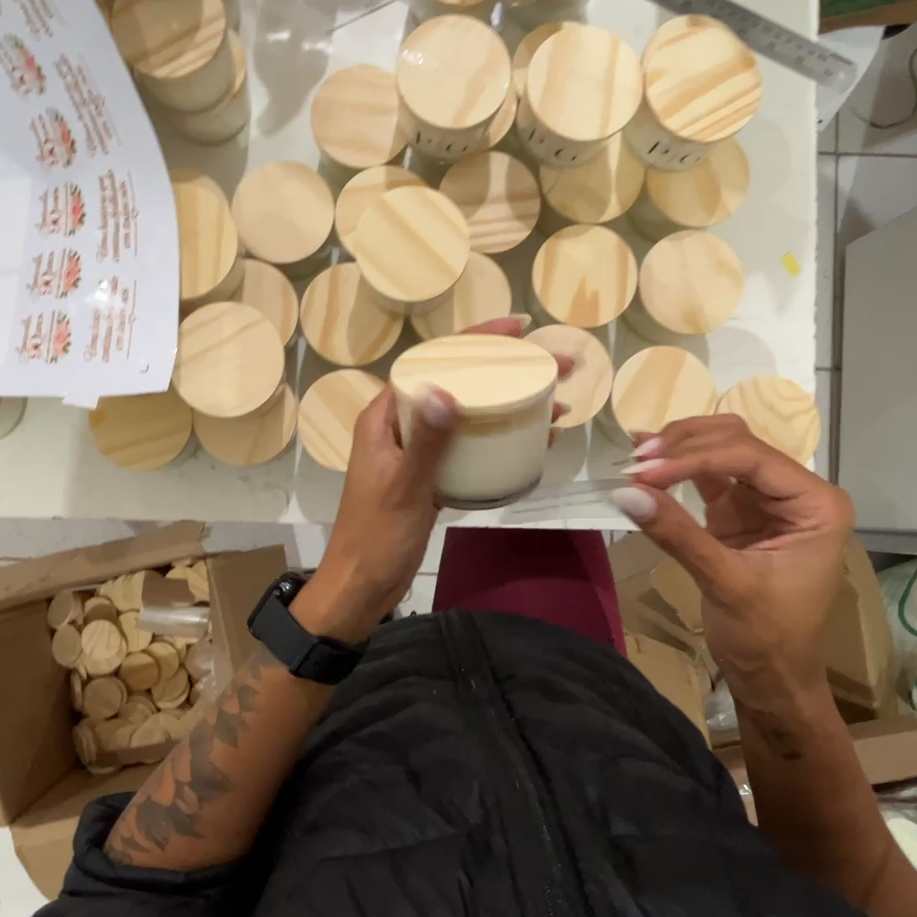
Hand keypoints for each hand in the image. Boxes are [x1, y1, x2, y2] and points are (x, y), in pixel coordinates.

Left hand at [300, 317, 568, 642]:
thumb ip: (426, 442)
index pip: (430, 363)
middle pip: (454, 385)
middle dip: (501, 373)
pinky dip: (496, 441)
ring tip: (554, 405)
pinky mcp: (429, 478)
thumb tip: (448, 390)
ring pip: (464, 417)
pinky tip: (529, 442)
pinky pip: (466, 448)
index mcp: (383, 418)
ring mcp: (415, 453)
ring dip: (505, 408)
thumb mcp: (404, 488)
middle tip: (552, 367)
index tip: (516, 329)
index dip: (473, 340)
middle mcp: (399, 427)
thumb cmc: (377, 537)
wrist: (362, 587)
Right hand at [610, 415, 853, 709]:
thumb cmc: (766, 636)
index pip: (751, 458)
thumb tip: (625, 492)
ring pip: (720, 449)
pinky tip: (644, 464)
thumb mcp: (724, 583)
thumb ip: (678, 534)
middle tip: (636, 462)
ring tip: (635, 457)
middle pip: (737, 442)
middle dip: (686, 446)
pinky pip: (705, 474)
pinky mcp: (736, 510)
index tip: (644, 471)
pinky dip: (676, 468)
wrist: (770, 674)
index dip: (695, 458)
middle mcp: (796, 491)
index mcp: (816, 504)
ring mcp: (764, 498)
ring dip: (678, 449)